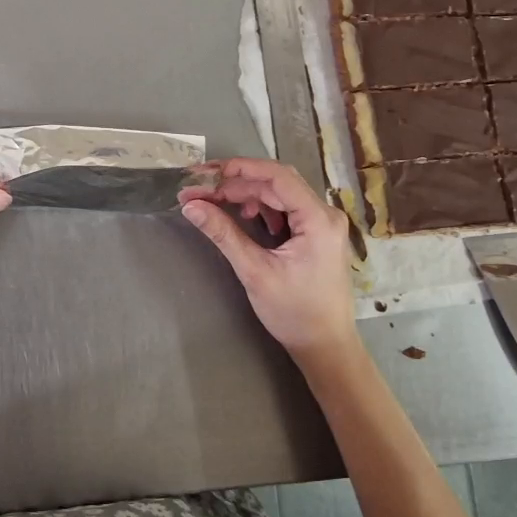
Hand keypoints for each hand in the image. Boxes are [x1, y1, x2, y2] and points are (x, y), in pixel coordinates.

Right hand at [178, 158, 357, 360]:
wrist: (325, 346)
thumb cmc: (294, 312)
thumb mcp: (255, 271)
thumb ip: (224, 234)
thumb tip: (191, 206)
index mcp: (318, 219)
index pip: (277, 176)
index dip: (239, 169)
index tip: (205, 173)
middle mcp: (325, 213)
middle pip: (277, 182)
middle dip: (237, 182)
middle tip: (201, 189)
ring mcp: (323, 222)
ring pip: (280, 193)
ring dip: (248, 194)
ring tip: (217, 203)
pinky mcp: (317, 233)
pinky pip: (287, 207)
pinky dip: (262, 207)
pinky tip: (246, 217)